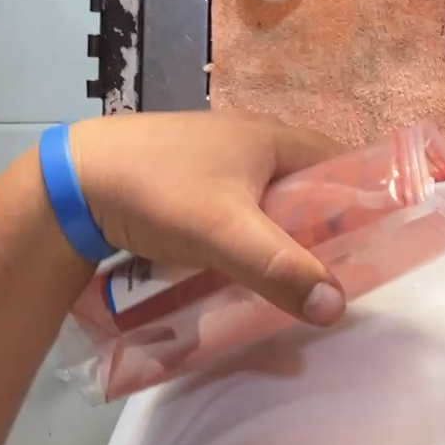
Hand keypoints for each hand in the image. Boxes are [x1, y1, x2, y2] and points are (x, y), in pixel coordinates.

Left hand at [69, 112, 348, 324]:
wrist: (76, 180)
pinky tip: (240, 268)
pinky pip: (237, 210)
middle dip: (319, 232)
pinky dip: (246, 236)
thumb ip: (281, 269)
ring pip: (269, 203)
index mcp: (273, 137)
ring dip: (279, 238)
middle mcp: (252, 140)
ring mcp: (218, 159)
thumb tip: (337, 307)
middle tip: (325, 278)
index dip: (362, 205)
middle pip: (306, 189)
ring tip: (286, 281)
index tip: (368, 252)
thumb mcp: (225, 232)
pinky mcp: (191, 180)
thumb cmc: (159, 191)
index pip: (341, 165)